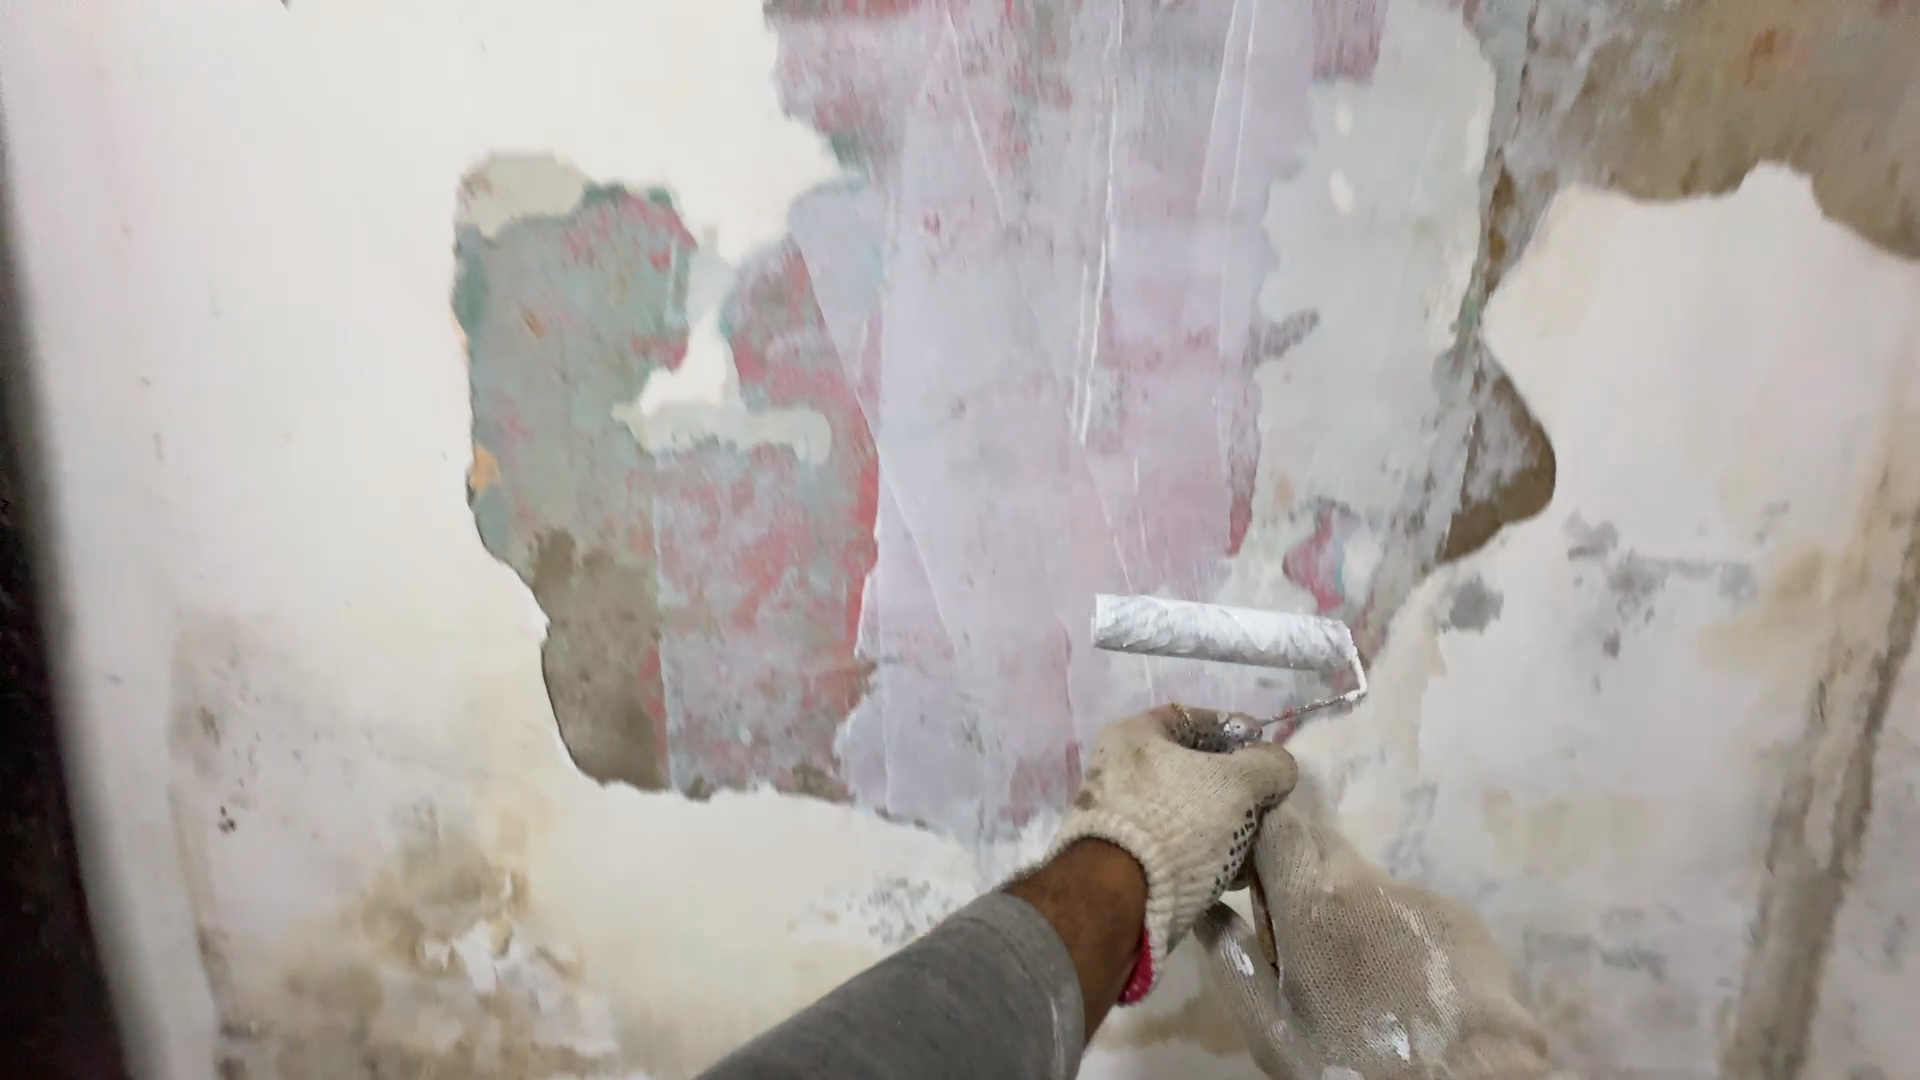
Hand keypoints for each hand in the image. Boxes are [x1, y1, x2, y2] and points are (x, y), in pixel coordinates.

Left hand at [1045, 705, 1298, 999]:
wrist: (1120, 899)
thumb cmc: (1175, 821)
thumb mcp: (1234, 783)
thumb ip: (1266, 765)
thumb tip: (1276, 763)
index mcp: (1133, 735)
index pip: (1191, 719)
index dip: (1233, 730)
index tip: (1265, 751)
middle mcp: (1119, 768)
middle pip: (1192, 767)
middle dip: (1235, 788)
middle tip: (1267, 805)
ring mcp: (1120, 813)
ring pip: (1187, 809)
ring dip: (1225, 826)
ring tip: (1256, 846)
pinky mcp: (1125, 856)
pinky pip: (1176, 843)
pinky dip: (1206, 853)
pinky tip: (1234, 874)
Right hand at [1194, 775, 1563, 1078]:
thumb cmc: (1354, 1064)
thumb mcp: (1270, 1029)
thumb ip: (1230, 957)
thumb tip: (1203, 906)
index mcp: (1308, 896)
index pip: (1275, 821)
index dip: (1260, 829)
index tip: (1248, 863)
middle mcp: (1361, 877)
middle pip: (1319, 842)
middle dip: (1300, 867)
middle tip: (1298, 924)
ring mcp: (1414, 894)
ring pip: (1364, 878)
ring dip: (1349, 903)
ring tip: (1358, 965)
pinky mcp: (1458, 916)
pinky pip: (1407, 906)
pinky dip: (1394, 929)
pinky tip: (1405, 978)